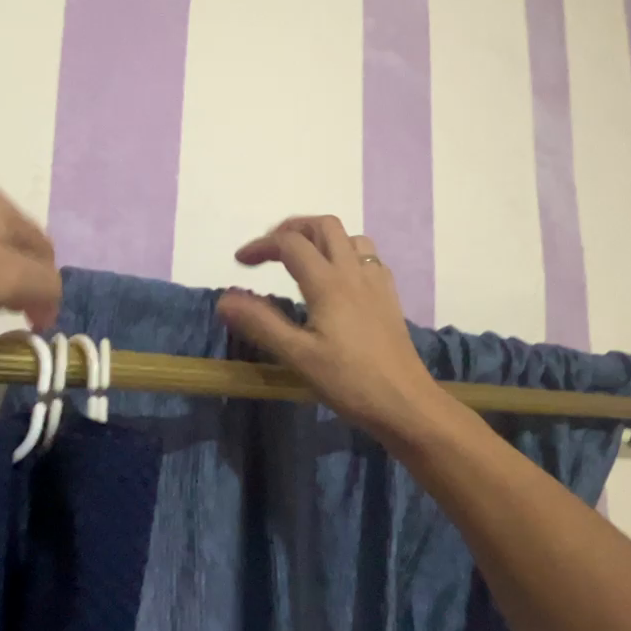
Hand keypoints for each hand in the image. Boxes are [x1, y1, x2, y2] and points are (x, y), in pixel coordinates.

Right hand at [216, 216, 441, 435]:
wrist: (406, 403)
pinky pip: (368, 258)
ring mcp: (376, 283)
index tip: (240, 262)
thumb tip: (224, 299)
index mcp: (329, 283)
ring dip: (322, 238)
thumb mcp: (298, 356)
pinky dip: (346, 254)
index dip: (261, 246)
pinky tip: (338, 280)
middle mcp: (354, 273)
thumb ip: (261, 323)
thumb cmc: (350, 381)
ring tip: (302, 259)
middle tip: (270, 250)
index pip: (290, 244)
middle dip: (292, 229)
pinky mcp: (389, 298)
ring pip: (350, 238)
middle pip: (324, 226)